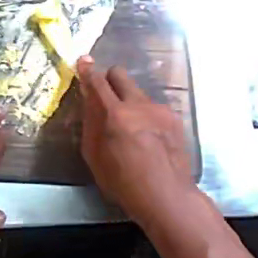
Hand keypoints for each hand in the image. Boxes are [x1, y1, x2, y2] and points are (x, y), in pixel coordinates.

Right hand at [76, 58, 202, 229]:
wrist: (167, 195)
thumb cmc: (123, 182)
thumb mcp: (94, 155)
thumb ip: (90, 123)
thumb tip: (89, 101)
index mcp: (114, 114)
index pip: (97, 81)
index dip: (87, 70)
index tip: (84, 62)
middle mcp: (138, 104)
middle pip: (120, 74)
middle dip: (110, 80)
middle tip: (106, 96)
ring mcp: (159, 109)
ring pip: (138, 93)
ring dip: (130, 103)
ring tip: (131, 129)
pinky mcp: (174, 118)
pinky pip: (153, 108)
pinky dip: (146, 116)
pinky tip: (148, 138)